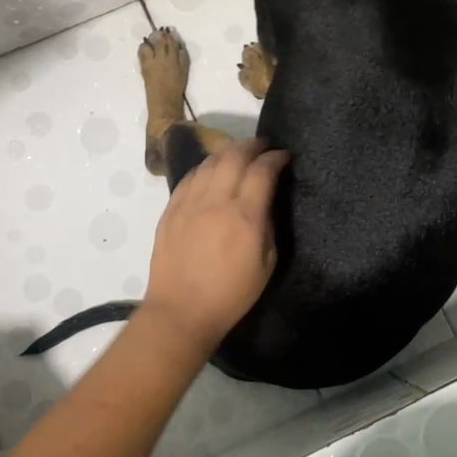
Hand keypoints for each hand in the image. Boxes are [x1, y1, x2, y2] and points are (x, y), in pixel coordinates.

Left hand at [139, 138, 290, 350]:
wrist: (181, 311)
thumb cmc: (232, 295)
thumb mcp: (267, 264)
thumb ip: (268, 226)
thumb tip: (265, 201)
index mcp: (245, 216)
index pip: (263, 170)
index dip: (276, 157)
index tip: (285, 156)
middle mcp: (216, 201)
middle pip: (234, 155)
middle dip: (252, 145)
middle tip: (264, 146)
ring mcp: (189, 203)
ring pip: (209, 161)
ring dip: (228, 151)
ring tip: (239, 154)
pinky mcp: (170, 209)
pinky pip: (189, 177)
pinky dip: (205, 167)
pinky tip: (212, 171)